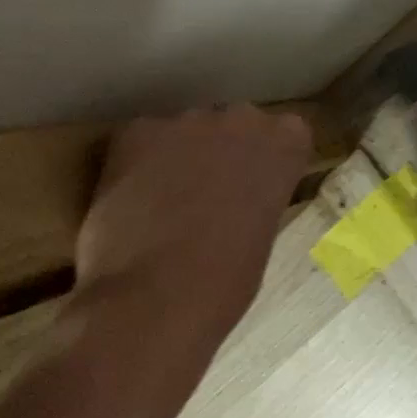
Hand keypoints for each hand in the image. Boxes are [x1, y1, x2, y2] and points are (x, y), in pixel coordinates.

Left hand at [75, 105, 312, 326]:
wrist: (157, 299)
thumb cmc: (227, 280)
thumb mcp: (264, 231)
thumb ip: (258, 196)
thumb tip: (236, 198)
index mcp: (287, 141)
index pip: (285, 133)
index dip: (265, 160)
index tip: (253, 187)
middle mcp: (243, 118)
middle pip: (233, 124)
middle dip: (220, 151)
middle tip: (205, 194)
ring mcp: (190, 121)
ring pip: (184, 131)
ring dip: (178, 156)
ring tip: (160, 204)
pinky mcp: (139, 132)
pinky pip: (140, 140)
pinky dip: (134, 165)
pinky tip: (129, 203)